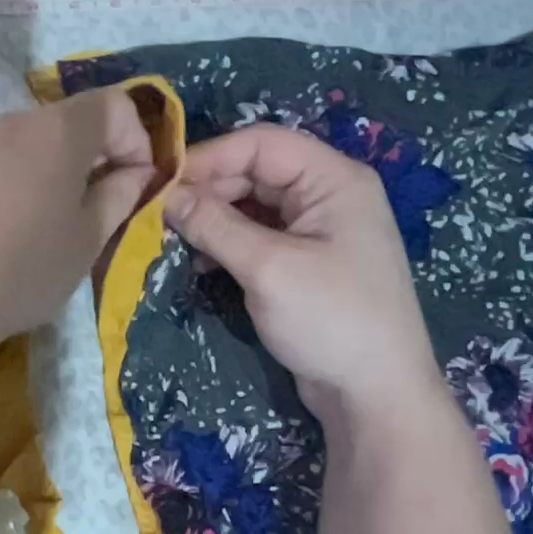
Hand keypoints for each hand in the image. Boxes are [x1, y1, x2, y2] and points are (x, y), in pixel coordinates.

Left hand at [0, 86, 156, 345]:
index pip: (115, 105)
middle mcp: (13, 123)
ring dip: (47, 174)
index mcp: (59, 132)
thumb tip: (134, 173)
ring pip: (25, 147)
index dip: (136, 140)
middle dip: (91, 157)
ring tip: (43, 227)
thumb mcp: (86, 242)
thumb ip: (118, 197)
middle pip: (67, 124)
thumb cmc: (24, 274)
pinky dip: (8, 188)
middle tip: (94, 210)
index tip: (135, 186)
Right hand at [163, 124, 446, 426]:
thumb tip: (167, 196)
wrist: (373, 389)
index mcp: (333, 179)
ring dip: (213, 220)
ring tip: (174, 241)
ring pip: (252, 207)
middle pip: (255, 173)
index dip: (209, 158)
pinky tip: (201, 264)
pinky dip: (226, 245)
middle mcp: (327, 195)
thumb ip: (216, 226)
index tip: (161, 185)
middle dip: (207, 190)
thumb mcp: (268, 268)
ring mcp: (317, 232)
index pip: (261, 144)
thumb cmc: (330, 319)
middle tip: (159, 218)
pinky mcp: (304, 265)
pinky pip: (258, 238)